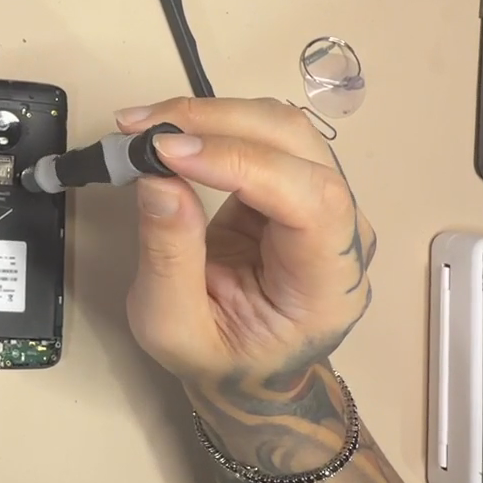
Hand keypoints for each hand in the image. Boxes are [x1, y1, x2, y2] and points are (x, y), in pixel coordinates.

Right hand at [114, 98, 373, 406]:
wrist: (247, 369)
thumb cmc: (217, 358)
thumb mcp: (174, 327)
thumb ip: (168, 257)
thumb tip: (157, 177)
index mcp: (327, 285)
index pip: (310, 199)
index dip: (240, 163)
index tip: (165, 153)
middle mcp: (343, 233)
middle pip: (298, 144)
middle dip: (216, 121)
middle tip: (139, 128)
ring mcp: (322, 202)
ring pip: (279, 125)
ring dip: (208, 113)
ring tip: (141, 126)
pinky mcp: (291, 184)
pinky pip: (258, 133)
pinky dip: (207, 122)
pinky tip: (163, 132)